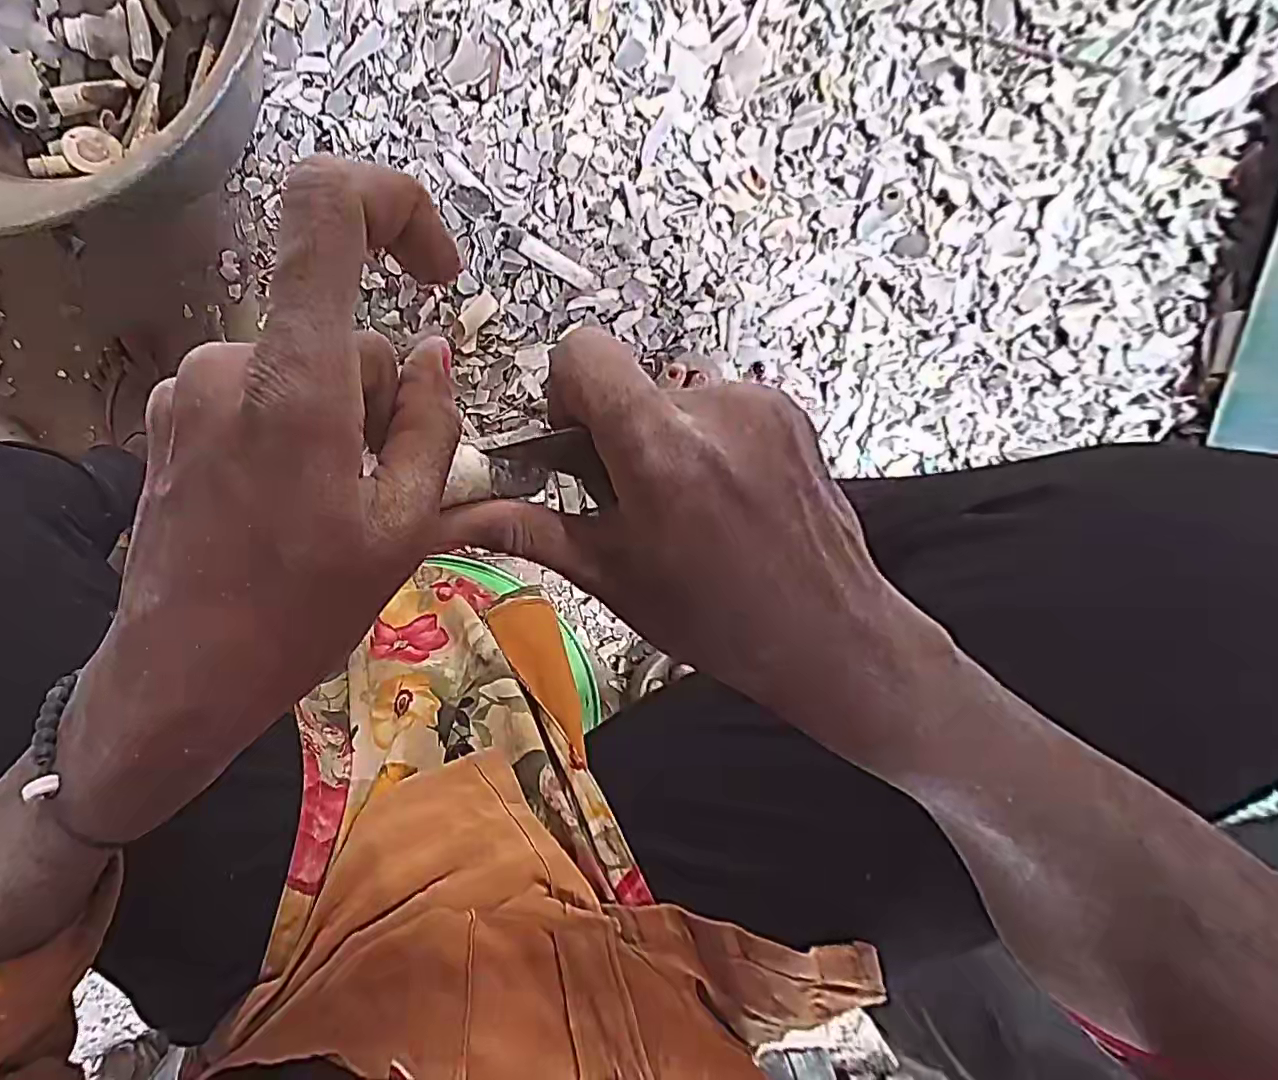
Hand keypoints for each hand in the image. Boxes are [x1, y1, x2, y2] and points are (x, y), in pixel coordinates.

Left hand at [53, 157, 462, 843]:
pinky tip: (280, 502)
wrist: (179, 672)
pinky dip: (284, 427)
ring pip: (293, 368)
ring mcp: (186, 391)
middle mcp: (227, 363)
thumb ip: (427, 428)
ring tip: (326, 507)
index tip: (434, 269)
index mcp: (293, 382)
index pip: (324, 210)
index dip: (392, 204)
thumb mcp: (397, 531)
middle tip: (378, 484)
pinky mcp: (167, 420)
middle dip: (372, 394)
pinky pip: (250, 394)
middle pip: (332, 332)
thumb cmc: (295, 614)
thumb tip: (432, 355)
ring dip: (329, 418)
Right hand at [441, 327, 914, 719]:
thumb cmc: (710, 615)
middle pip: (620, 375)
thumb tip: (452, 518)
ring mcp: (757, 403)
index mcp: (660, 450)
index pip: (583, 352)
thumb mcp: (604, 572)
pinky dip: (691, 434)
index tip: (570, 440)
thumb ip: (523, 529)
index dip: (562, 390)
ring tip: (672, 497)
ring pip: (662, 389)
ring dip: (649, 431)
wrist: (826, 631)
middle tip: (619, 488)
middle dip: (603, 423)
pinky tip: (709, 489)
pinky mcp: (784, 407)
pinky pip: (707, 400)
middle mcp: (714, 409)